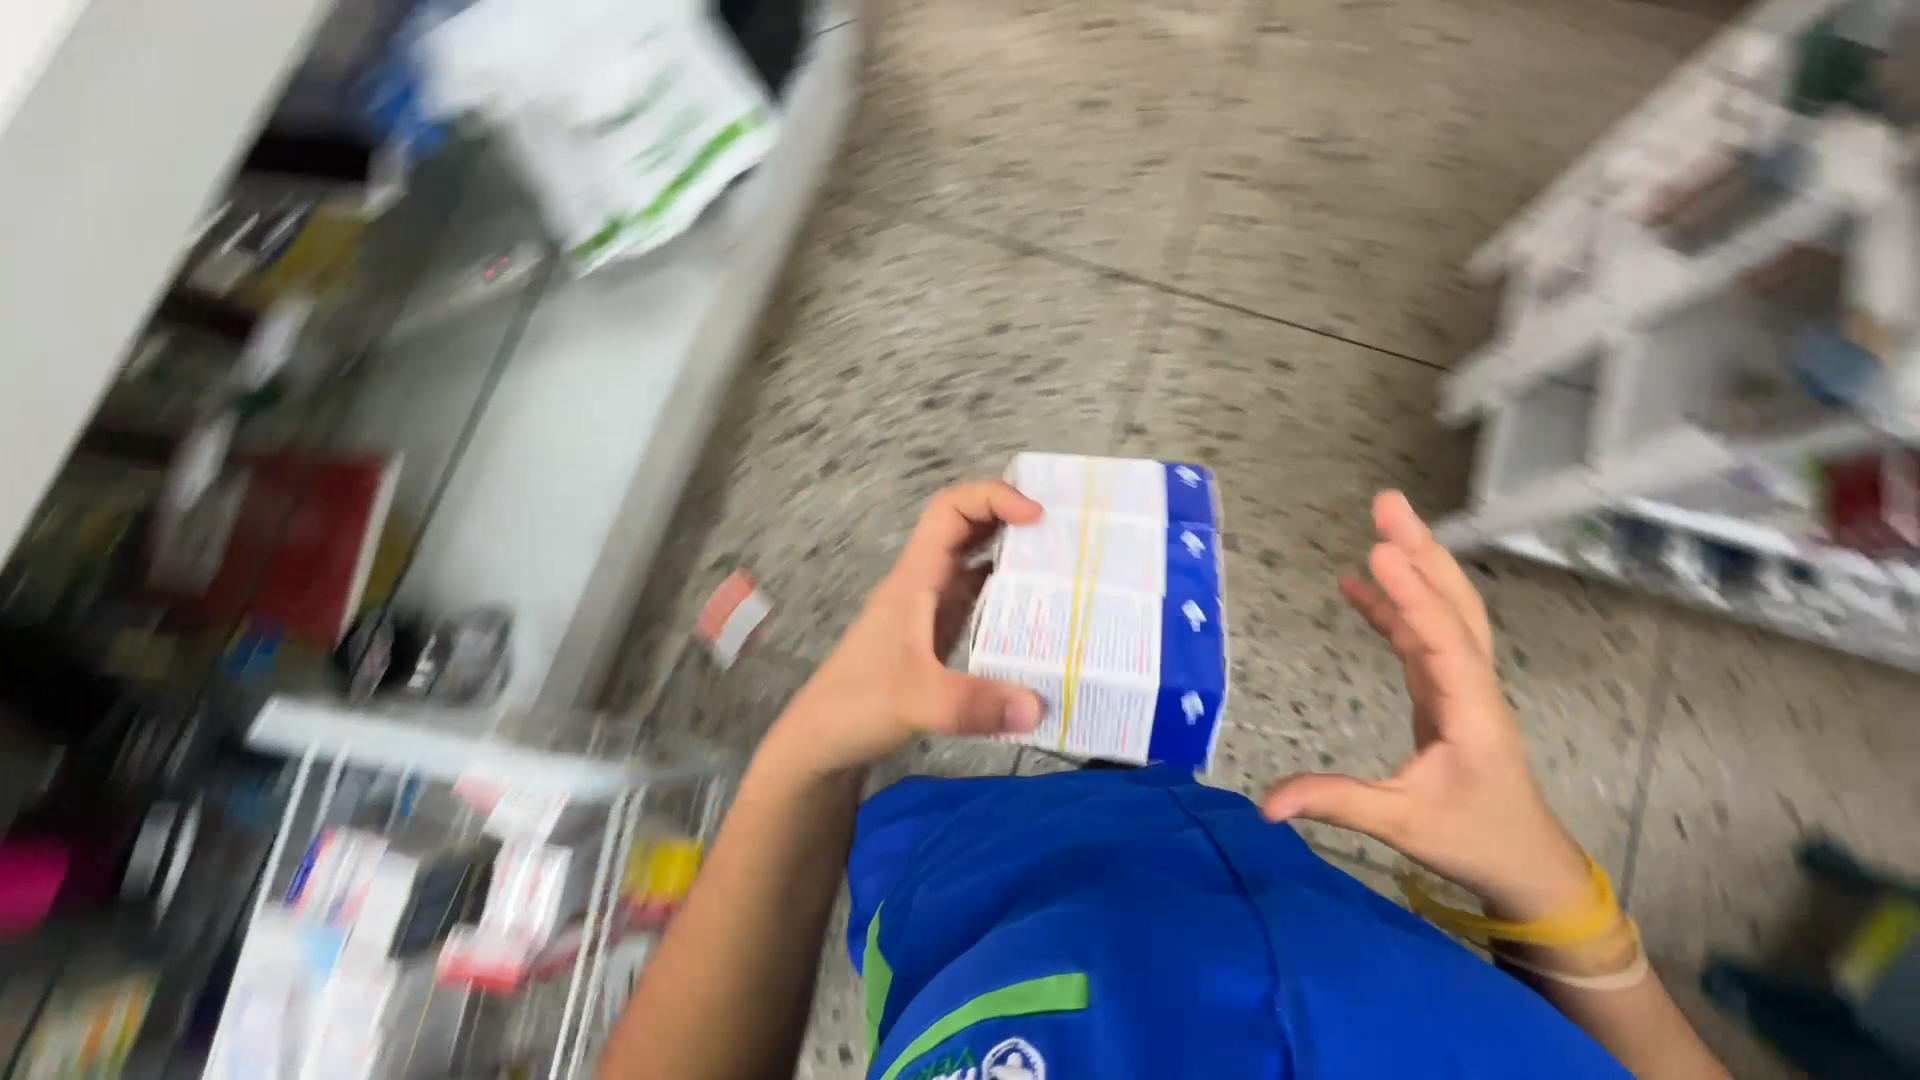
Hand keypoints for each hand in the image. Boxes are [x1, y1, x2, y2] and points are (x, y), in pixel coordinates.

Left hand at [769, 481, 1045, 774]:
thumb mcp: (915, 702)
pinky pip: (978, 601)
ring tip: (1064, 564)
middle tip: (1064, 530)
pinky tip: (1040, 616)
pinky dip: (1008, 598)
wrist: (822, 740)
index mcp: (914, 579)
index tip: (1038, 515)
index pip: (950, 510)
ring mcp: (930, 610)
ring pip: (974, 563)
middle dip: (1011, 518)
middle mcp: (924, 585)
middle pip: (967, 528)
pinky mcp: (937, 637)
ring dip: (1013, 556)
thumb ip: (972, 704)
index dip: (992, 497)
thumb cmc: (856, 706)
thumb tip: (1038, 706)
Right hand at [1262, 491, 1590, 918]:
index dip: (1411, 598)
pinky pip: (1419, 634)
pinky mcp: (1444, 689)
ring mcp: (1460, 682)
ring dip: (1415, 565)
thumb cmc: (1472, 839)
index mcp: (1470, 711)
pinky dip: (1392, 606)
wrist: (1525, 861)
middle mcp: (1472, 684)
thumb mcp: (1400, 823)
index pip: (1442, 642)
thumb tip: (1266, 803)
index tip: (1378, 553)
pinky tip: (1356, 584)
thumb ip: (1335, 802)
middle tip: (1388, 504)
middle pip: (1453, 604)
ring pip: (1443, 611)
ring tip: (1380, 523)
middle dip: (1422, 551)